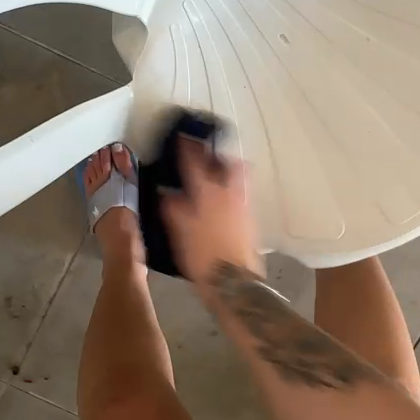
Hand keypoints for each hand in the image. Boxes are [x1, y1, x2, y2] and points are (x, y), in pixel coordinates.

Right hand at [160, 136, 262, 285]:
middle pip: (232, 165)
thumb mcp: (179, 233)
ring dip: (232, 173)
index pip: (195, 163)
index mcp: (207, 193)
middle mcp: (229, 194)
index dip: (188, 148)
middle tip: (213, 155)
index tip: (184, 137)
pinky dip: (235, 193)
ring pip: (241, 180)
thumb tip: (167, 194)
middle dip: (223, 157)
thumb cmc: (202, 257)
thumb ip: (173, 209)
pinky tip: (225, 203)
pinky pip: (244, 197)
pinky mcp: (252, 221)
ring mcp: (244, 207)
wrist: (233, 283)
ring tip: (221, 176)